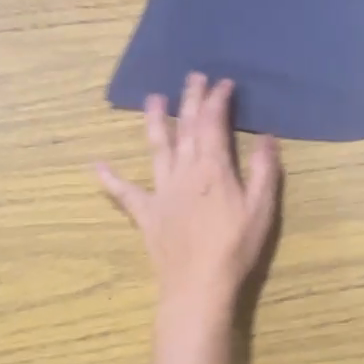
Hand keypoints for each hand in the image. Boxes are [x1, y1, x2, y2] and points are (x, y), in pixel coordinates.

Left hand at [96, 73, 281, 321]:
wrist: (197, 287)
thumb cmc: (235, 247)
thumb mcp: (262, 207)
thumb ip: (264, 169)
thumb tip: (266, 136)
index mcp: (214, 169)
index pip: (214, 124)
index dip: (218, 101)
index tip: (224, 83)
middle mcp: (185, 172)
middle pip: (187, 128)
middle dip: (191, 100)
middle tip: (193, 76)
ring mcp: (162, 192)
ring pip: (157, 149)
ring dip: (155, 122)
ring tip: (152, 98)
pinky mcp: (146, 214)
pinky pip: (124, 193)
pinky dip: (110, 179)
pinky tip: (97, 165)